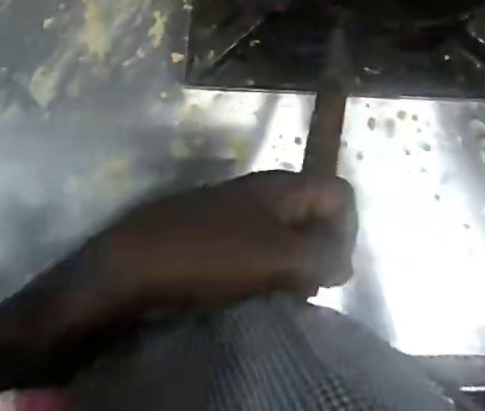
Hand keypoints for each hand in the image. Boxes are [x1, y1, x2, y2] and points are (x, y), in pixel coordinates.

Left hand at [80, 171, 356, 316]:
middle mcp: (266, 193)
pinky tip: (252, 295)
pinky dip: (268, 274)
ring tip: (278, 298)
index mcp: (283, 187)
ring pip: (290, 237)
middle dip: (321, 254)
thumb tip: (343, 263)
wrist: (137, 259)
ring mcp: (240, 212)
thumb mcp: (276, 257)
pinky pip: (262, 251)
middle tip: (303, 290)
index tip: (330, 269)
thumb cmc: (210, 253)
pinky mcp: (220, 234)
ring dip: (295, 269)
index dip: (347, 230)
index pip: (340, 193)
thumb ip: (320, 255)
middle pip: (317, 216)